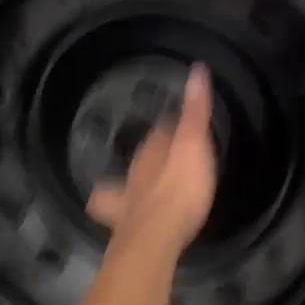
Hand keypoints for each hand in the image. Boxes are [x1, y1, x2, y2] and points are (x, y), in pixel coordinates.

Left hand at [87, 64, 217, 261]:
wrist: (155, 235)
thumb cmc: (182, 188)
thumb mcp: (194, 143)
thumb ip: (196, 110)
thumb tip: (197, 69)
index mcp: (156, 146)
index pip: (165, 127)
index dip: (176, 124)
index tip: (187, 125)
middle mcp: (137, 167)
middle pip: (147, 151)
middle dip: (157, 149)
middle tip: (171, 151)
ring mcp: (128, 194)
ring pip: (128, 177)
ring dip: (136, 175)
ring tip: (143, 176)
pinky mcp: (124, 221)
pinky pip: (112, 205)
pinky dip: (110, 202)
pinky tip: (107, 205)